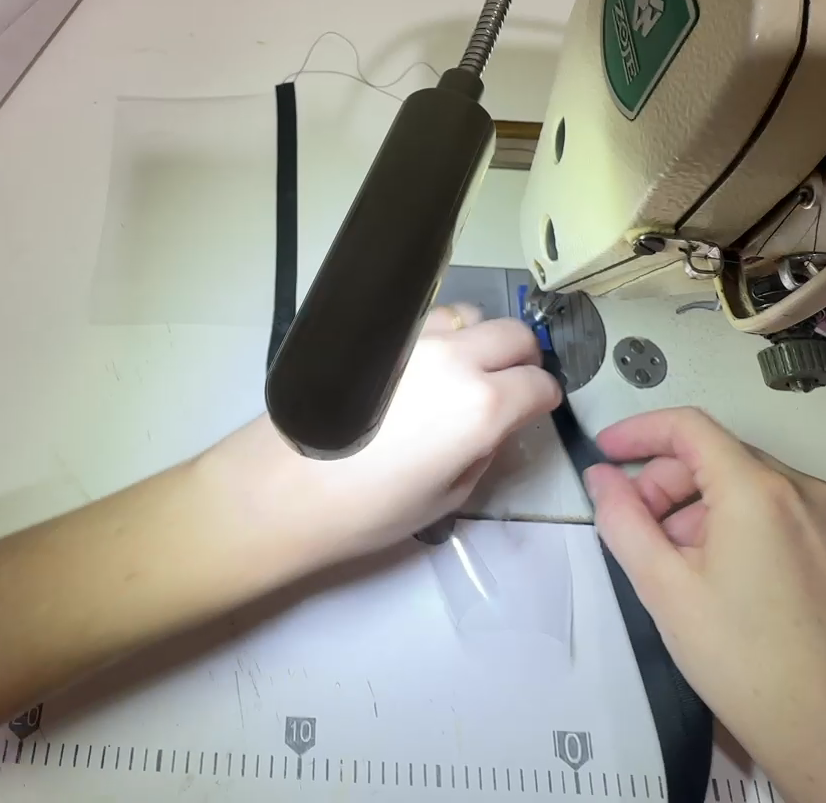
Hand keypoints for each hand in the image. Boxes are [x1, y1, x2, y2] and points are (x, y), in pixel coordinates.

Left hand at [203, 304, 561, 576]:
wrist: (282, 487)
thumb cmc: (367, 510)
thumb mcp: (447, 499)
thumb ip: (484, 452)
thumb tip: (496, 426)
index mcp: (481, 406)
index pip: (539, 384)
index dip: (543, 400)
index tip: (534, 411)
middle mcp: (453, 358)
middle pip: (514, 334)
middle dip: (522, 359)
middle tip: (508, 387)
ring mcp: (411, 338)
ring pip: (469, 315)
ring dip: (479, 340)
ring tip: (460, 373)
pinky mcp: (376, 334)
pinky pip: (425, 319)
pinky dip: (439, 335)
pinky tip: (419, 368)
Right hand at [584, 407, 825, 802]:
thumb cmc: (748, 664)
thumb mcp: (663, 588)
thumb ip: (621, 518)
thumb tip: (601, 475)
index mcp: (760, 491)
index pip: (688, 426)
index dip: (638, 431)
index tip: (606, 454)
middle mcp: (810, 491)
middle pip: (720, 457)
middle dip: (667, 481)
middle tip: (638, 529)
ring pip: (754, 486)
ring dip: (704, 507)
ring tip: (684, 564)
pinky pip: (789, 513)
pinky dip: (747, 525)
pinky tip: (733, 578)